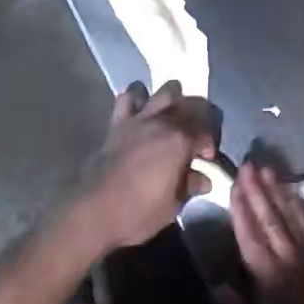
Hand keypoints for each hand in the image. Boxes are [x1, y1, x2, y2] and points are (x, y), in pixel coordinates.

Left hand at [71, 81, 218, 251]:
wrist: (93, 211)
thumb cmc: (138, 211)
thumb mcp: (172, 205)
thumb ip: (190, 186)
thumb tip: (204, 179)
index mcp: (181, 141)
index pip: (206, 131)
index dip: (210, 143)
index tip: (207, 158)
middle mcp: (163, 122)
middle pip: (191, 105)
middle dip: (200, 118)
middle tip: (196, 136)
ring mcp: (140, 119)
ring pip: (165, 92)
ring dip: (174, 98)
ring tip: (174, 115)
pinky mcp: (118, 123)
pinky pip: (128, 98)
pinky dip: (136, 97)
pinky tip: (141, 108)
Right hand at [231, 162, 303, 289]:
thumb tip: (219, 285)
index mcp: (270, 281)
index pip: (251, 240)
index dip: (241, 213)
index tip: (233, 187)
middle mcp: (290, 261)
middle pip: (270, 222)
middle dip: (257, 193)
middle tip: (246, 167)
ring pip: (292, 216)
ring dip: (277, 192)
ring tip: (266, 169)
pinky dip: (299, 204)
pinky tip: (291, 191)